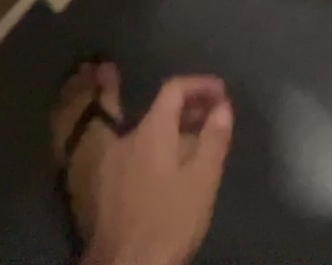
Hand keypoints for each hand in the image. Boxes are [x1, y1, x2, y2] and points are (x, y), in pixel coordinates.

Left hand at [82, 75, 234, 264]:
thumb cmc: (169, 220)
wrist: (125, 264)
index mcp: (151, 130)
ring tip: (199, 141)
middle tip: (215, 115)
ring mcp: (114, 159)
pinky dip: (159, 148)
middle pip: (160, 109)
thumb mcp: (202, 181)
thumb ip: (213, 139)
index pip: (174, 89)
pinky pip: (138, 151)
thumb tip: (223, 106)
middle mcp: (129, 136)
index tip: (222, 92)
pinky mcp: (108, 183)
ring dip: (175, 130)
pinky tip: (172, 169)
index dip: (199, 84)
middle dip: (190, 107)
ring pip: (149, 132)